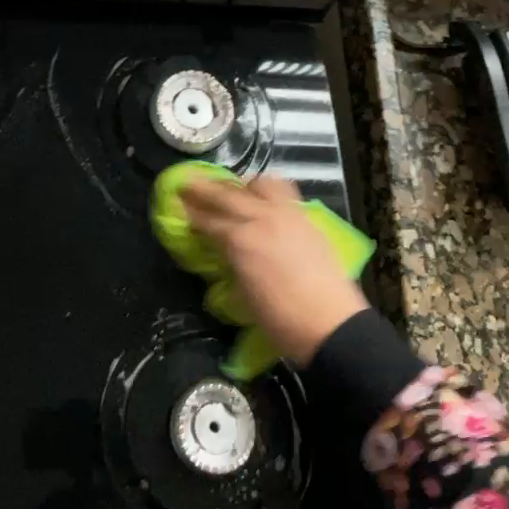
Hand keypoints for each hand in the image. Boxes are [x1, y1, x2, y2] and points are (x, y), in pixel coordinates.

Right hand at [178, 173, 369, 366]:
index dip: (191, 213)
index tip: (178, 205)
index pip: (208, 221)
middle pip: (227, 195)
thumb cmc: (281, 320)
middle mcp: (260, 219)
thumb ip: (231, 263)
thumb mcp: (243, 295)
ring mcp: (286, 214)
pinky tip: (263, 194)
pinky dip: (268, 188)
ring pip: (258, 184)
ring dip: (240, 184)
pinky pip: (284, 190)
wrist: (330, 324)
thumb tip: (222, 250)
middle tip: (188, 183)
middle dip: (204, 188)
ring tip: (233, 188)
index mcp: (240, 241)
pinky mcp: (305, 217)